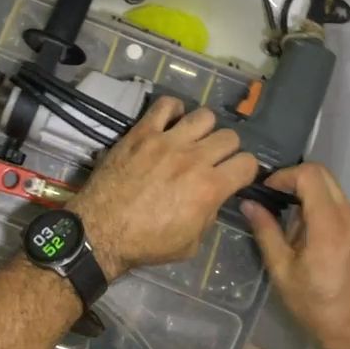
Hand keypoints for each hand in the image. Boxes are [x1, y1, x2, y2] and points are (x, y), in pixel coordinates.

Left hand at [68, 97, 258, 280]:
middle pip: (229, 137)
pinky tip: (171, 124)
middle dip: (227, 150)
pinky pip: (166, 105)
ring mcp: (167, 140)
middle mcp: (193, 158)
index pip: (247, 163)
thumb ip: (210, 215)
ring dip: (204, 129)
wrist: (102, 230)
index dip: (245, 171)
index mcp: (209, 188)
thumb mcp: (191, 244)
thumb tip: (213, 197)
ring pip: (204, 116)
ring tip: (192, 141)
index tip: (235, 176)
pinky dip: (174, 110)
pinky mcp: (142, 132)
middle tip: (213, 161)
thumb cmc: (147, 243)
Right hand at [242, 164, 349, 348]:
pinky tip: (309, 236)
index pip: (310, 175)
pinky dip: (323, 208)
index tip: (267, 190)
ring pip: (333, 190)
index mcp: (330, 224)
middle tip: (275, 197)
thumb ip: (266, 231)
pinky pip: (342, 207)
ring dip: (310, 195)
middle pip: (324, 175)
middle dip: (296, 180)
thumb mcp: (283, 271)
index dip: (285, 175)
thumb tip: (249, 203)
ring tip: (290, 225)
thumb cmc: (316, 307)